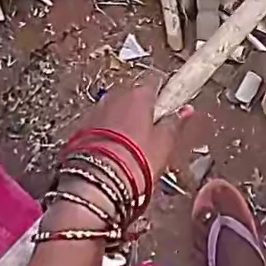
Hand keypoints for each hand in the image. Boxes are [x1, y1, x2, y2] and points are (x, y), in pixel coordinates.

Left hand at [74, 77, 193, 184]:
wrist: (94, 184)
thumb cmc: (136, 160)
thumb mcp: (163, 143)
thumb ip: (174, 123)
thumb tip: (186, 110)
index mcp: (139, 95)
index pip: (155, 81)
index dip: (163, 91)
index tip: (168, 104)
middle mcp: (116, 96)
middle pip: (132, 94)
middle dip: (140, 106)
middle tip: (150, 129)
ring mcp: (96, 110)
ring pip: (115, 108)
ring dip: (122, 119)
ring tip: (130, 144)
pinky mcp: (79, 127)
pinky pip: (99, 123)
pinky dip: (106, 131)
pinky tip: (112, 150)